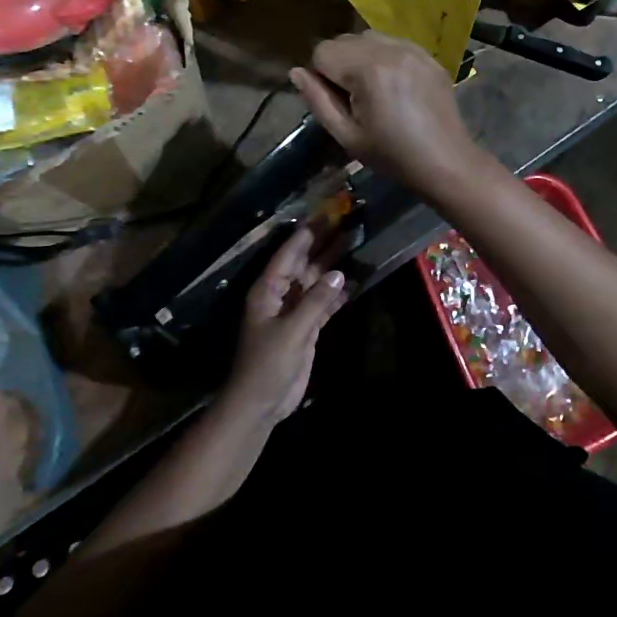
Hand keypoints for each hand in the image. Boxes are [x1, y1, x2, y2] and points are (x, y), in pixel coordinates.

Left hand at [226, 223, 345, 420]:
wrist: (261, 402)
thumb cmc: (268, 363)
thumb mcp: (292, 330)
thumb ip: (316, 301)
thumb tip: (338, 273)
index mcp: (267, 291)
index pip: (287, 255)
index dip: (305, 235)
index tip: (324, 214)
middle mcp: (280, 296)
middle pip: (304, 264)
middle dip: (323, 245)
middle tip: (347, 222)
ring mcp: (294, 312)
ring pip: (316, 281)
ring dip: (333, 265)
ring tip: (355, 243)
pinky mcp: (306, 328)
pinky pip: (324, 303)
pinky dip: (338, 293)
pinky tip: (354, 280)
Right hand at [290, 31, 486, 195]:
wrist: (446, 162)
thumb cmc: (393, 156)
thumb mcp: (348, 136)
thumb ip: (318, 101)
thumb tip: (296, 72)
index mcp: (368, 70)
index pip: (322, 51)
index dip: (322, 78)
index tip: (339, 104)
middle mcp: (390, 49)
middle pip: (344, 39)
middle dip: (340, 65)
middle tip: (356, 100)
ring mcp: (413, 49)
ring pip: (369, 37)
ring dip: (362, 57)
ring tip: (375, 91)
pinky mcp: (429, 56)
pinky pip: (394, 43)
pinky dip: (386, 57)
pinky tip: (395, 85)